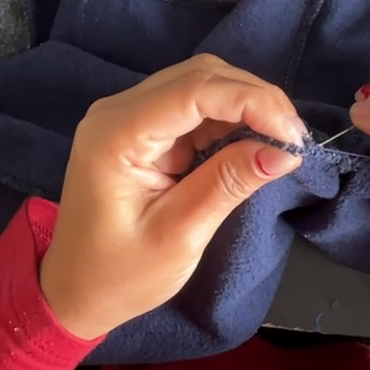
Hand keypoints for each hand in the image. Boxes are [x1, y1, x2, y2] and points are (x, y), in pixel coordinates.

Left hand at [40, 55, 304, 339]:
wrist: (74, 292)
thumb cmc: (118, 275)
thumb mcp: (179, 236)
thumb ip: (228, 184)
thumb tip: (284, 152)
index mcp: (116, 134)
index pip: (193, 91)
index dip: (252, 101)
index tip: (293, 136)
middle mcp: (119, 111)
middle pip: (199, 77)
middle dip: (255, 99)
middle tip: (295, 140)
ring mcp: (130, 116)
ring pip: (201, 85)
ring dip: (247, 106)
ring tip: (283, 141)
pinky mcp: (144, 129)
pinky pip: (195, 108)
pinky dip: (231, 119)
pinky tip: (256, 140)